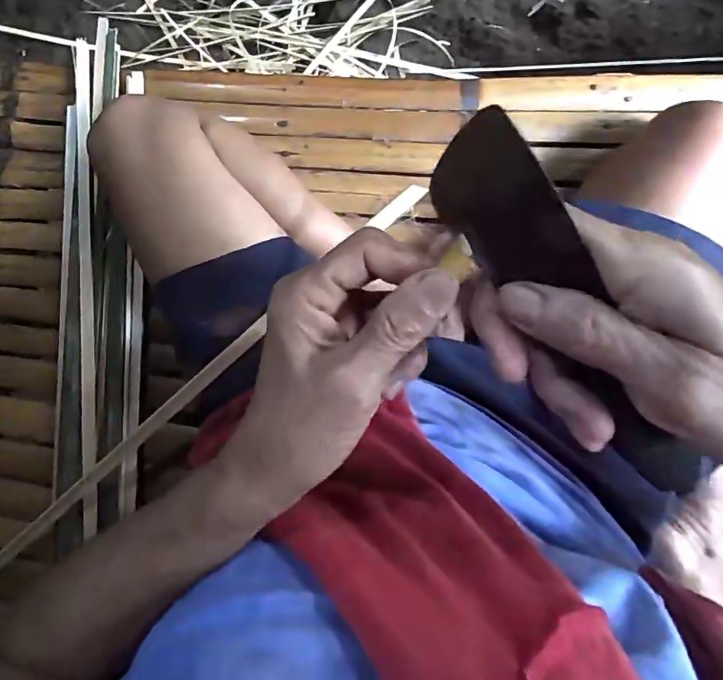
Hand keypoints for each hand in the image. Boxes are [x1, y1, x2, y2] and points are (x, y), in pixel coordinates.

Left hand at [217, 228, 458, 512]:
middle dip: (414, 306)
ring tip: (397, 376)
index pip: (368, 248)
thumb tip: (446, 280)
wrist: (276, 473)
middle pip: (385, 270)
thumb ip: (400, 327)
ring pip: (394, 299)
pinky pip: (390, 324)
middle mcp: (321, 290)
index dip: (408, 265)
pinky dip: (400, 350)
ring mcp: (334, 312)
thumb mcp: (357, 377)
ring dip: (409, 336)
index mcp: (308, 289)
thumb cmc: (306, 428)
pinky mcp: (347, 335)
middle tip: (441, 339)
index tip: (441, 299)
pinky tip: (389, 384)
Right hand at [466, 206, 722, 501]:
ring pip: (558, 315)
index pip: (545, 225)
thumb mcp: (671, 380)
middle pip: (541, 277)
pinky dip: (579, 378)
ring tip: (591, 431)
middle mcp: (632, 261)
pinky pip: (585, 337)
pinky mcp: (642, 321)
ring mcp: (637, 291)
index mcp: (640, 258)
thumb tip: (507, 290)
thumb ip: (588, 330)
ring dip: (557, 372)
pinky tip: (599, 424)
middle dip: (527, 338)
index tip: (496, 337)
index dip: (502, 264)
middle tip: (528, 391)